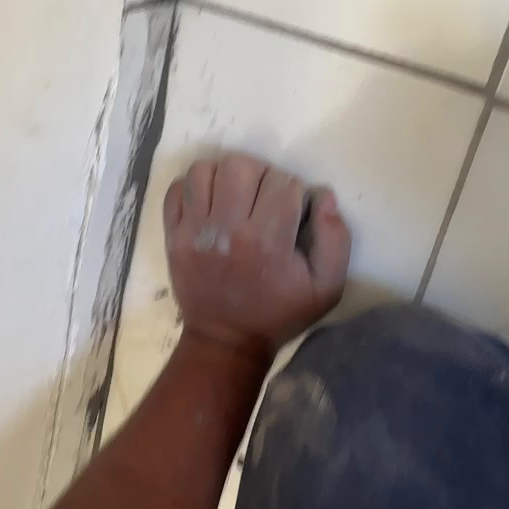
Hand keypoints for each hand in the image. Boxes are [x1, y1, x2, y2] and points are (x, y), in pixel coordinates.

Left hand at [162, 153, 351, 361]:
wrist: (227, 342)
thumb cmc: (280, 313)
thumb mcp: (326, 286)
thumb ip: (335, 237)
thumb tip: (323, 194)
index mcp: (267, 240)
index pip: (283, 183)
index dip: (294, 190)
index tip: (293, 210)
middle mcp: (227, 229)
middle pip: (240, 166)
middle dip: (260, 174)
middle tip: (265, 197)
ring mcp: (194, 231)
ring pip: (204, 171)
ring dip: (224, 176)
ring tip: (236, 196)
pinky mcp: (172, 236)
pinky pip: (177, 189)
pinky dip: (194, 188)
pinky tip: (211, 204)